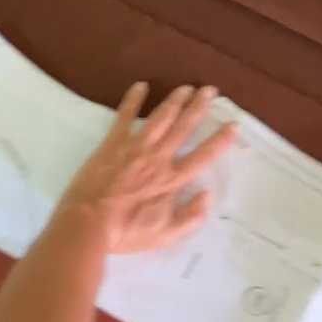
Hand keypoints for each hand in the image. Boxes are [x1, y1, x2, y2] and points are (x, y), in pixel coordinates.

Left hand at [55, 82, 237, 254]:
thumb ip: (191, 217)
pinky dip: (132, 100)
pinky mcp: (113, 143)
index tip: (233, 124)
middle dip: (198, 107)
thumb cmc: (126, 232)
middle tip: (210, 90)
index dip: (220, 140)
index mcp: (172, 180)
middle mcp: (157, 158)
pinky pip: (124, 116)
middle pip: (183, 128)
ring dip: (174, 101)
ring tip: (186, 87)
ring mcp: (135, 147)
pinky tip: (141, 86)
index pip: (203, 156)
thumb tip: (207, 195)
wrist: (88, 224)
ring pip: (160, 118)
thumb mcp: (165, 235)